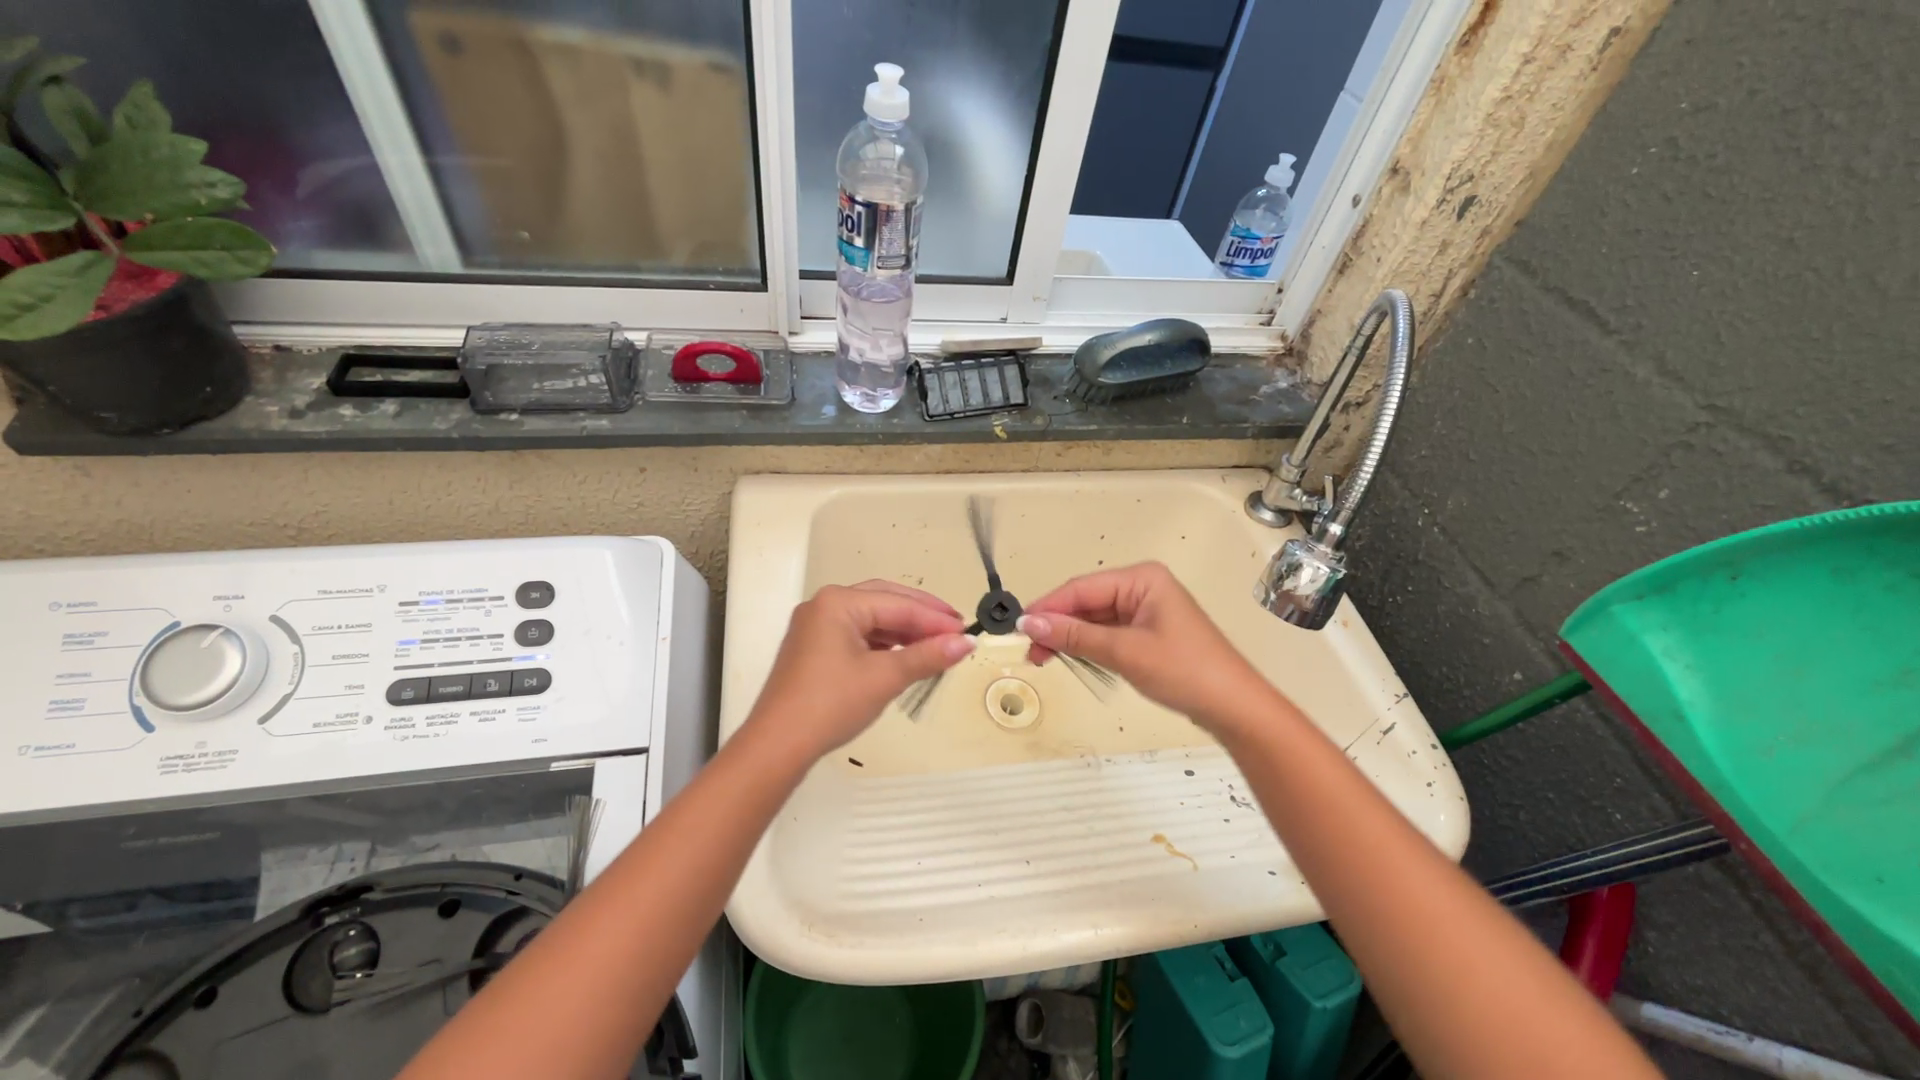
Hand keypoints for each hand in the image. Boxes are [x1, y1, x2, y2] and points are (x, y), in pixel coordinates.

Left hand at [744, 581, 974, 758]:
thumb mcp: (884, 678)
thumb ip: (927, 656)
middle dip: (921, 617)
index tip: (967, 632)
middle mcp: (824, 605)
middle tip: (956, 630)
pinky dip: (884, 644)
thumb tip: (966, 643)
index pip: (899, 604)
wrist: (778, 744)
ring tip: (936, 645)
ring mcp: (815, 627)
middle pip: (884, 601)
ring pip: (871, 619)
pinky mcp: (814, 649)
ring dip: (903, 631)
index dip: (935, 619)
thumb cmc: (831, 704)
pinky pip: (857, 635)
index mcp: (838, 602)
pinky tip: (904, 656)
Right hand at [1018, 562, 1273, 729]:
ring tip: (1043, 658)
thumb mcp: (1123, 651)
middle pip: (1086, 601)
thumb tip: (1029, 622)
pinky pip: (1107, 632)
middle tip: (1029, 650)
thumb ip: (1074, 635)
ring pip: (1094, 618)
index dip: (1047, 607)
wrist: (1232, 705)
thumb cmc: (1183, 670)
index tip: (1018, 627)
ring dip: (1069, 637)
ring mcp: (1146, 610)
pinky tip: (1069, 657)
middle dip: (1056, 624)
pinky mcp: (1148, 633)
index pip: (1081, 587)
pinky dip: (1087, 645)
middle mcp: (1142, 587)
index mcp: (1142, 578)